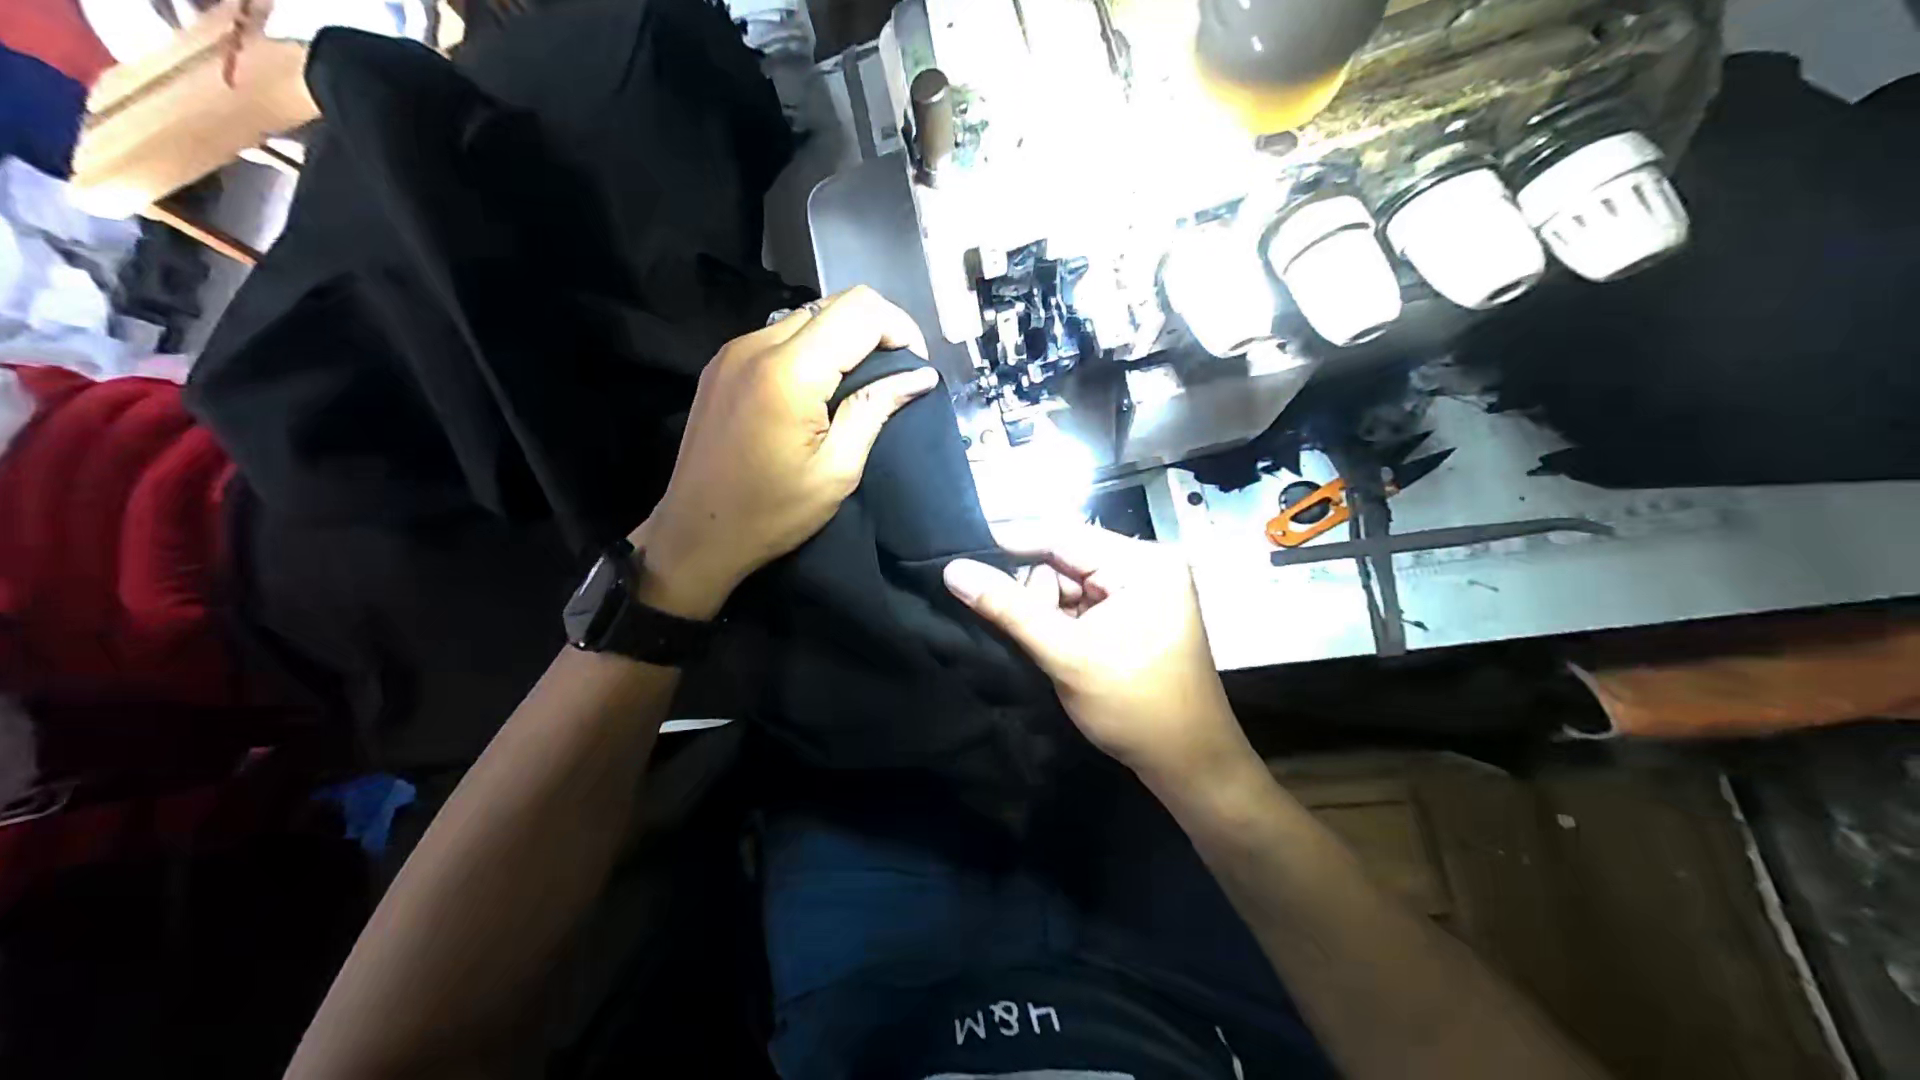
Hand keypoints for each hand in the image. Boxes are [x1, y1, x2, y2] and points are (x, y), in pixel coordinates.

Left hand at [635, 287, 937, 619]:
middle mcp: (756, 345)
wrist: (697, 533)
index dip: (900, 329)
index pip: (860, 310)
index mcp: (789, 372)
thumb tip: (919, 376)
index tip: (914, 369)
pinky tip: (819, 388)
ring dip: (843, 338)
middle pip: (834, 303)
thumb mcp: (837, 469)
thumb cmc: (771, 513)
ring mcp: (733, 351)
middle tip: (894, 375)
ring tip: (859, 384)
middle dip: (876, 330)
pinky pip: (780, 335)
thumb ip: (875, 408)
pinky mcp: (722, 364)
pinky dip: (812, 349)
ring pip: (807, 315)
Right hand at [942, 524, 1258, 791]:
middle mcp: (1147, 566)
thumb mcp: (1065, 654)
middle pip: (1066, 560)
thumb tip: (953, 570)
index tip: (961, 555)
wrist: (1188, 763)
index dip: (1010, 544)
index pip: (1063, 536)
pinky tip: (1054, 646)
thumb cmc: (1133, 707)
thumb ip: (1008, 608)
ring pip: (1071, 584)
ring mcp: (1144, 592)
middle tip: (1023, 630)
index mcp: (1143, 563)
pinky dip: (1062, 623)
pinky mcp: (1136, 615)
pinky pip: (1084, 604)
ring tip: (1047, 648)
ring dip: (1047, 611)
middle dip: (1036, 592)